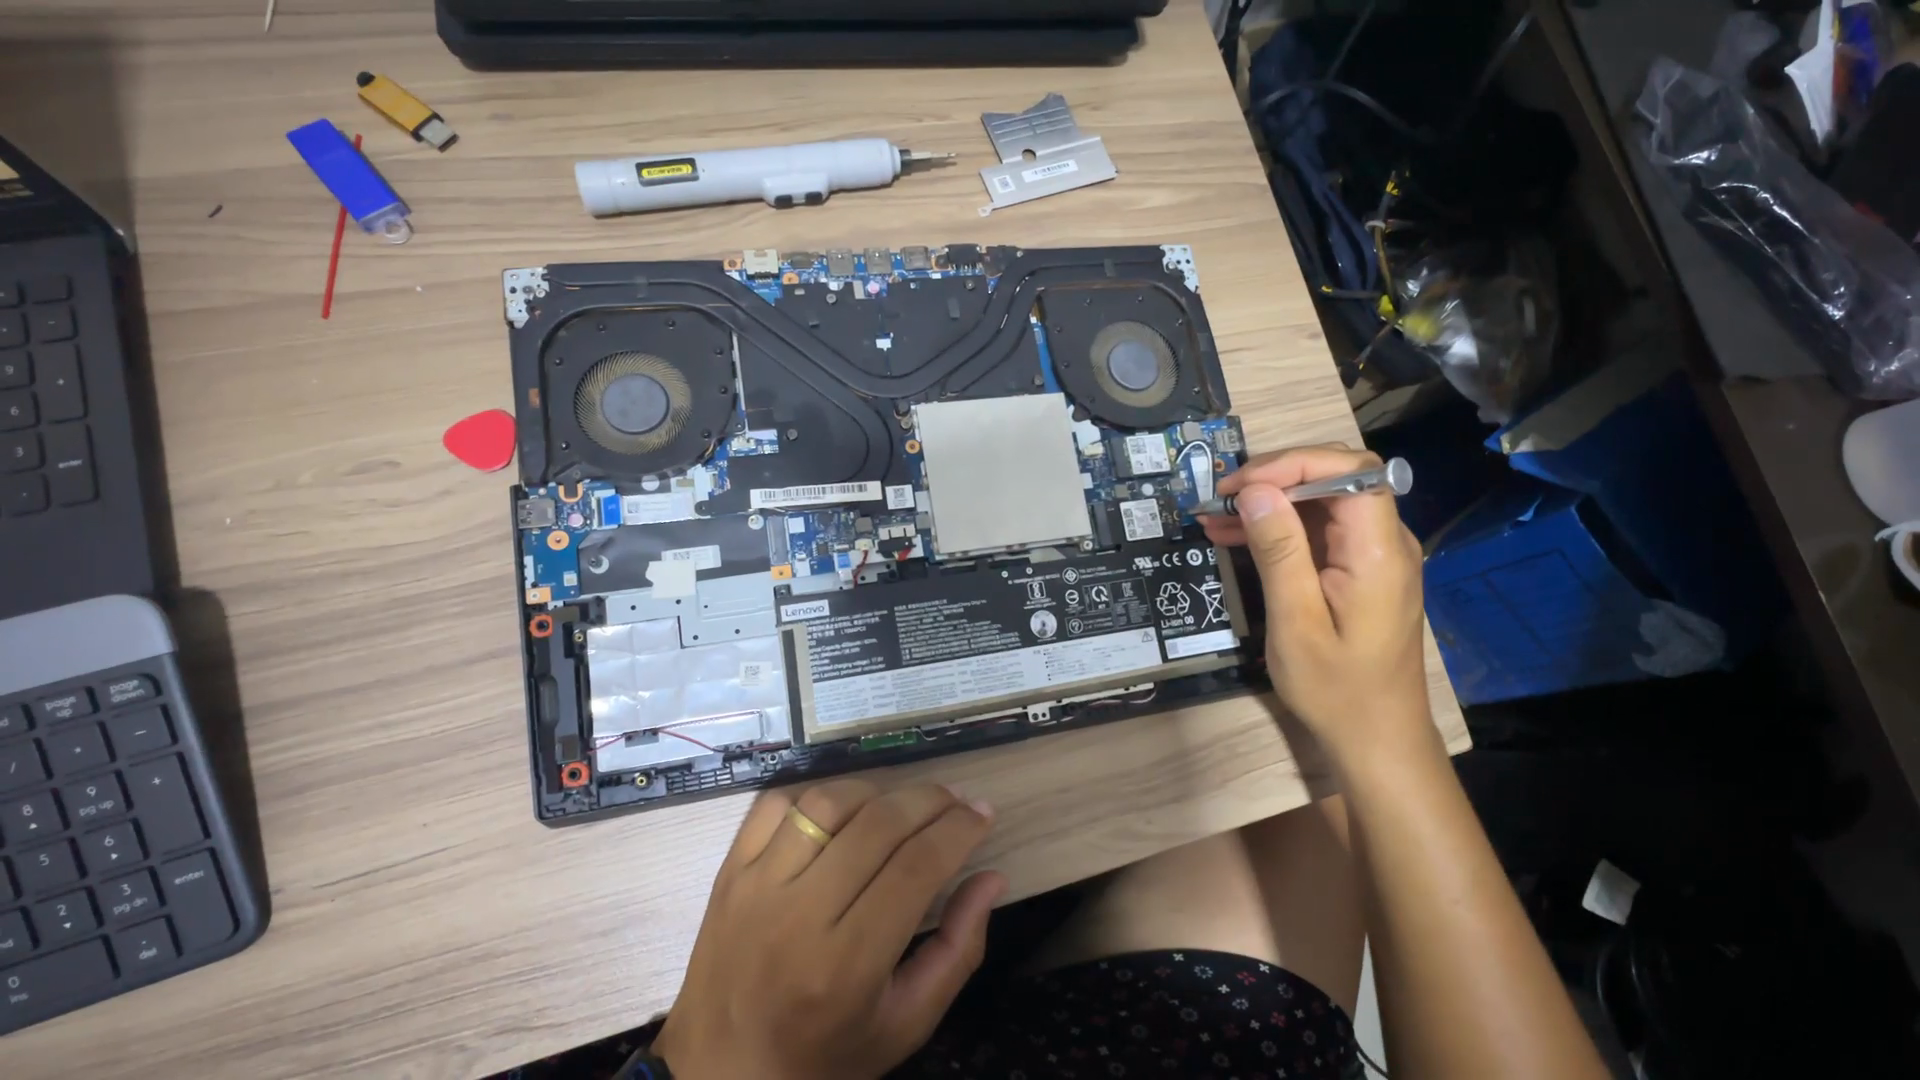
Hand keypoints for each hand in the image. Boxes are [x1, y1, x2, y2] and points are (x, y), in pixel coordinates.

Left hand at [652, 779, 1004, 1079]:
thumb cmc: (827, 1053)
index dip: (959, 829)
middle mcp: (798, 915)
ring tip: (903, 804)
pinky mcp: (730, 870)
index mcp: (848, 964)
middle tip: (957, 800)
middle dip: (930, 800)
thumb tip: (992, 877)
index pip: (916, 867)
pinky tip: (843, 810)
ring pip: (828, 803)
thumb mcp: (907, 1022)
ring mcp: (756, 886)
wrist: (721, 1069)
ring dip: (877, 791)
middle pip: (878, 824)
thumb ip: (958, 949)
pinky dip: (817, 794)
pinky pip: (777, 804)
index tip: (983, 813)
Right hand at [1201, 445, 1432, 767]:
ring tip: (1215, 516)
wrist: (1377, 739)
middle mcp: (1386, 542)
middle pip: (1338, 476)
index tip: (1241, 486)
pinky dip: (1280, 528)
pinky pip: (1321, 531)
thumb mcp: (1296, 623)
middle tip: (1224, 497)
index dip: (1293, 462)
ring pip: (1324, 502)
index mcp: (1378, 551)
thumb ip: (1279, 552)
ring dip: (1272, 502)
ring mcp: (1375, 556)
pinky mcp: (1360, 570)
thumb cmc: (1336, 690)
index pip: (1350, 470)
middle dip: (1277, 476)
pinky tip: (1236, 535)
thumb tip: (1256, 492)